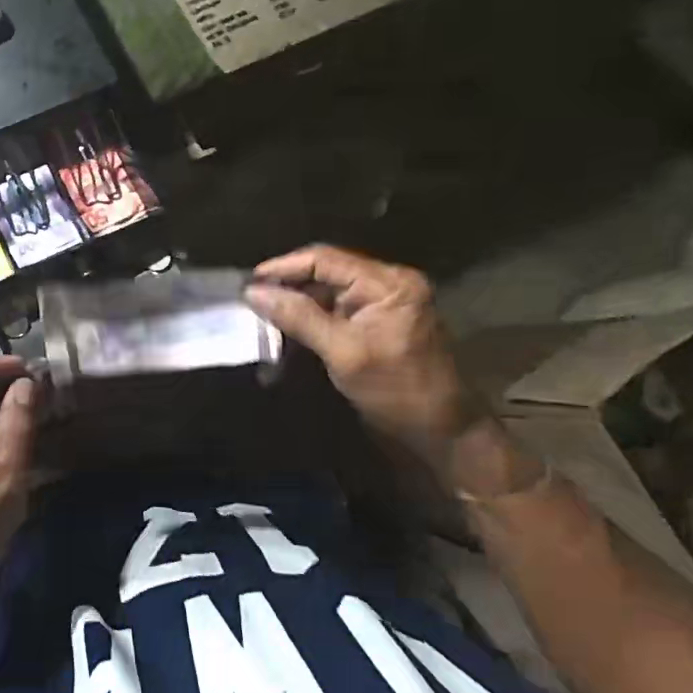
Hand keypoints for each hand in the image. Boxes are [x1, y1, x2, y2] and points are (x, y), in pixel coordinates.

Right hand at [242, 244, 485, 461]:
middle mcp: (389, 282)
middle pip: (327, 269)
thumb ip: (299, 317)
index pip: (325, 259)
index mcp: (388, 283)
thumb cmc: (397, 392)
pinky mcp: (381, 319)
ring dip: (298, 297)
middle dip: (289, 281)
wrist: (444, 433)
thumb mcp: (343, 353)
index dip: (283, 267)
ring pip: (330, 287)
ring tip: (264, 308)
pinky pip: (339, 304)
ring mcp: (387, 300)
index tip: (248, 282)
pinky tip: (289, 322)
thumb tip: (253, 292)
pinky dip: (313, 311)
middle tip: (252, 296)